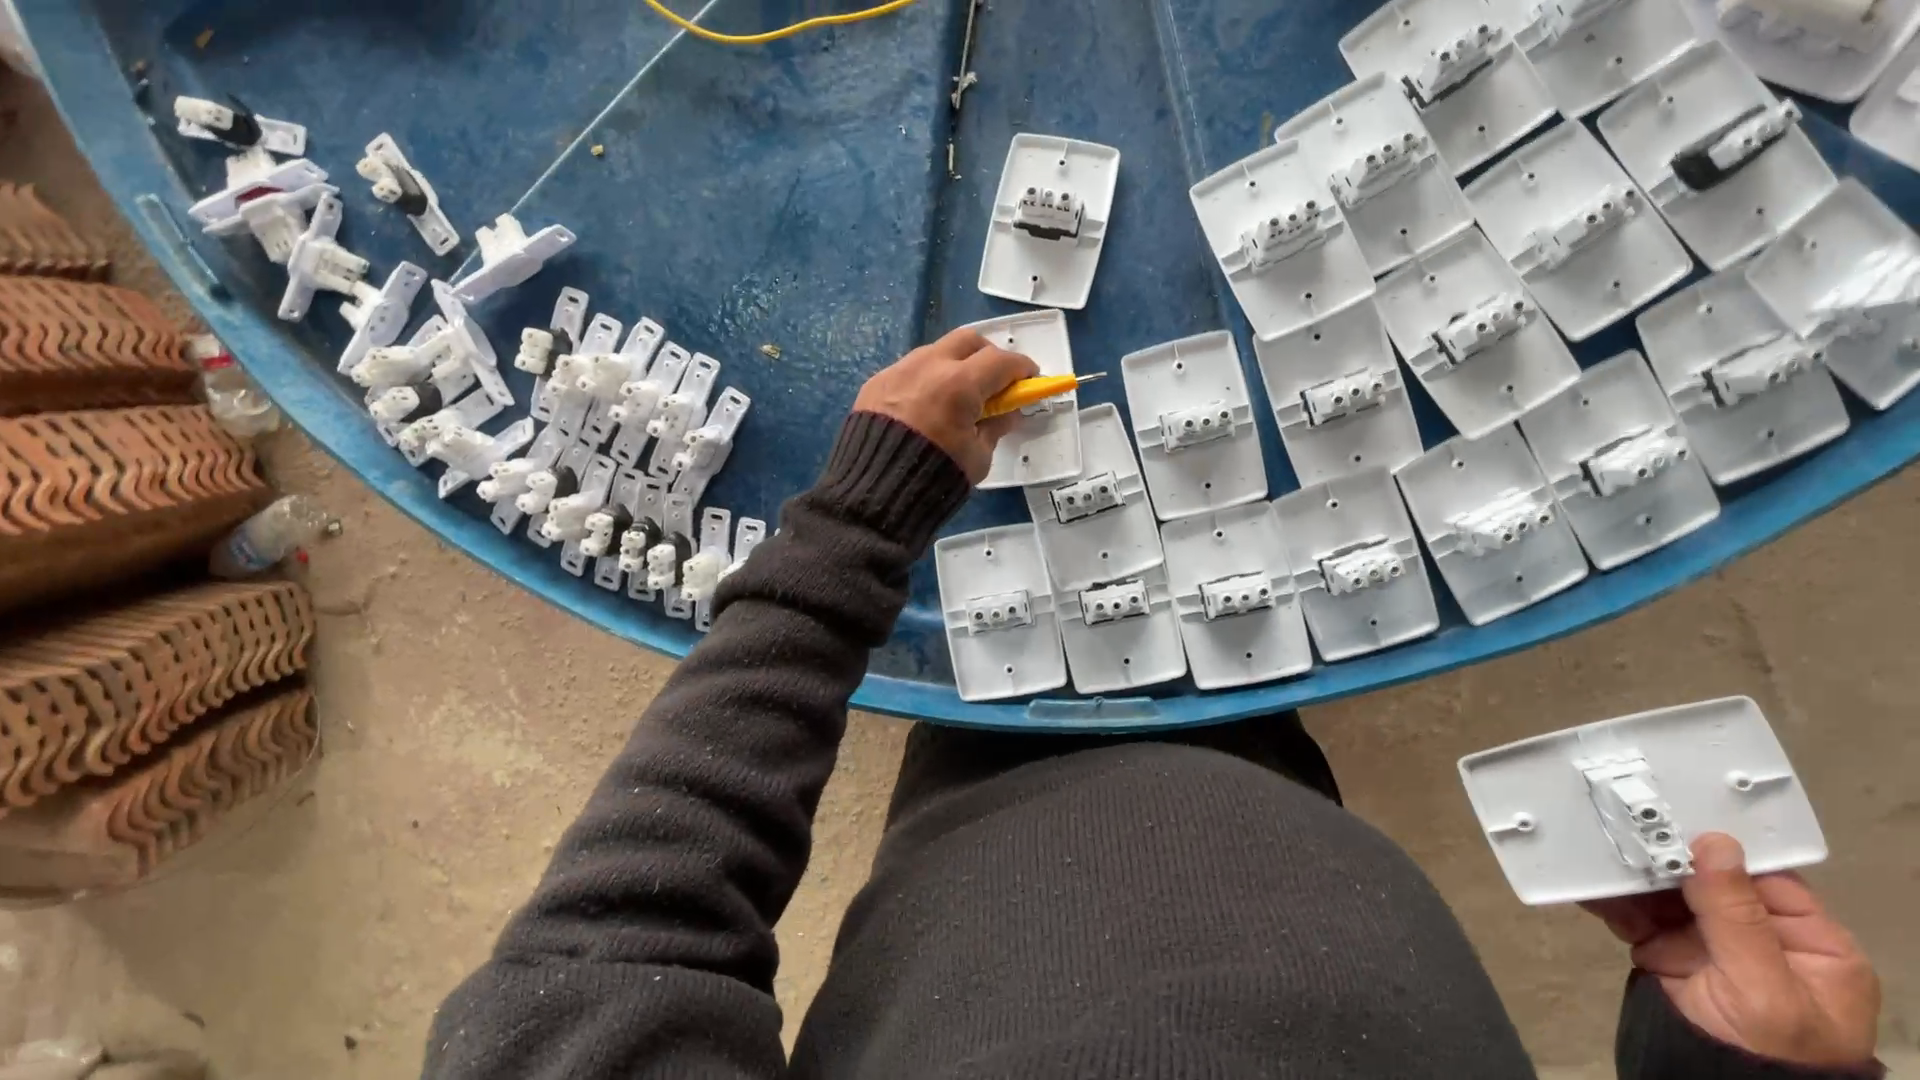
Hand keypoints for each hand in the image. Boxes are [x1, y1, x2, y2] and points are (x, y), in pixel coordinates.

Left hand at [853, 327, 1038, 482]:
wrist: (874, 493)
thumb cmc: (936, 476)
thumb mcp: (978, 456)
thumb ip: (996, 427)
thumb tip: (1007, 412)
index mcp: (960, 384)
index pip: (1001, 361)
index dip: (1021, 368)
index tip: (1029, 379)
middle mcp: (929, 366)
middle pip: (969, 341)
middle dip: (988, 355)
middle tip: (995, 381)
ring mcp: (899, 370)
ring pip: (936, 351)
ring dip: (955, 364)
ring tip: (958, 395)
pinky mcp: (876, 382)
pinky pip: (910, 369)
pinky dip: (927, 379)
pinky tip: (927, 405)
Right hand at [1583, 832, 1878, 1068]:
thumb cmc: (1770, 1047)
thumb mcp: (1763, 985)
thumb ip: (1738, 915)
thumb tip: (1714, 843)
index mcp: (1807, 940)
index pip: (1762, 876)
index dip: (1717, 847)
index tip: (1673, 818)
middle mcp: (1756, 933)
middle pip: (1703, 876)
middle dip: (1660, 854)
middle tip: (1618, 824)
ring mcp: (1706, 941)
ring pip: (1661, 889)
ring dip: (1627, 871)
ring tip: (1591, 845)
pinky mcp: (1662, 948)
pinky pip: (1632, 912)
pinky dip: (1605, 895)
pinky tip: (1582, 879)